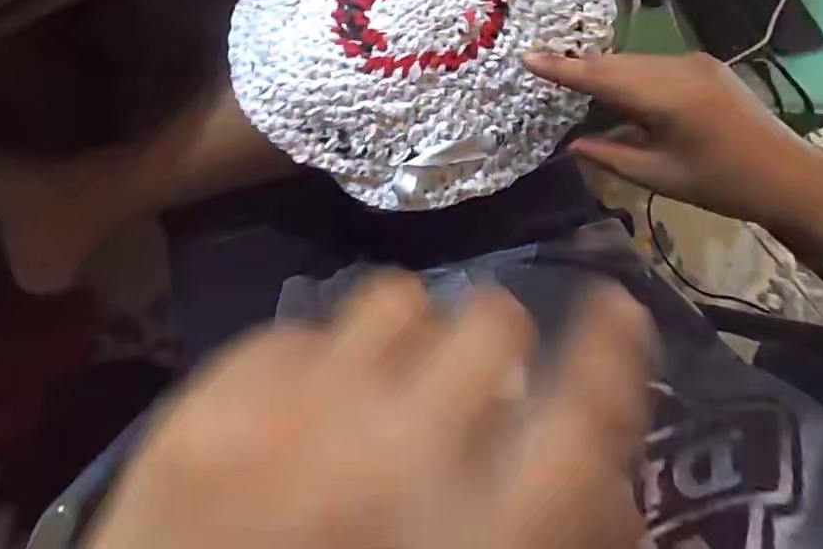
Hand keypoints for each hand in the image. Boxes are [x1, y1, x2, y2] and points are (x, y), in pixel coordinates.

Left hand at [84, 273, 653, 548]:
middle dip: (495, 341)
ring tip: (378, 381)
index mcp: (471, 543)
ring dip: (406, 336)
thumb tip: (594, 468)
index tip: (616, 306)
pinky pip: (297, 330)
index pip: (582, 427)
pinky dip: (312, 365)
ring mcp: (286, 427)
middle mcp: (388, 469)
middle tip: (472, 371)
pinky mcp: (206, 410)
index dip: (612, 354)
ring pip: (393, 297)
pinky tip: (290, 417)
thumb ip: (538, 525)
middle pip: (489, 323)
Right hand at [525, 52, 822, 232]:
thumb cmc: (724, 184)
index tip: (527, 56)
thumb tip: (572, 144)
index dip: (562, 68)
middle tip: (544, 70)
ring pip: (633, 61)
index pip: (602, 76)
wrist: (793, 177)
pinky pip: (653, 64)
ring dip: (604, 71)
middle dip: (579, 68)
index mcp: (668, 97)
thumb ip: (610, 156)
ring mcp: (695, 62)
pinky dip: (628, 74)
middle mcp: (679, 68)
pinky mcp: (704, 65)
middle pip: (615, 63)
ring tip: (574, 80)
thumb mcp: (660, 177)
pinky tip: (617, 89)